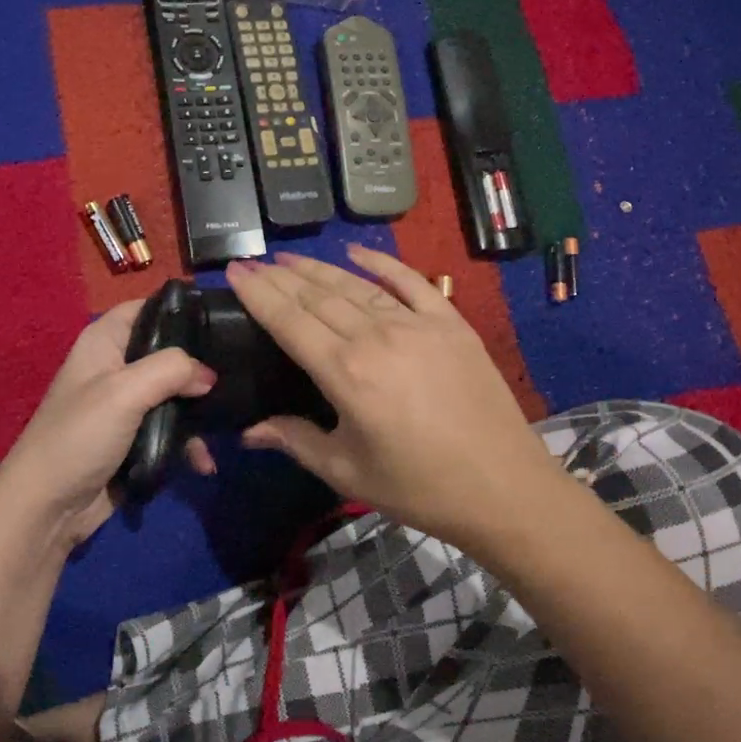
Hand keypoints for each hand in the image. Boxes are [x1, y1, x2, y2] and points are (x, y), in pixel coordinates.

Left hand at [0, 300, 217, 547]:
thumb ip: (171, 370)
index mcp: (104, 342)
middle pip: (168, 354)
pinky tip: (204, 462)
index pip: (146, 308)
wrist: (48, 507)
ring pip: (175, 396)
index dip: (180, 310)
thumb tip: (208, 375)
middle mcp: (116, 366)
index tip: (221, 319)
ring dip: (198, 415)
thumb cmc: (79, 436)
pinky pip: (171, 431)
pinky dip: (188, 444)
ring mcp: (125, 406)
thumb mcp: (124, 392)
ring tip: (223, 432)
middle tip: (238, 378)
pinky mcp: (135, 440)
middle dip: (199, 369)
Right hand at [224, 246, 560, 537]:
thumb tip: (249, 430)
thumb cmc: (419, 488)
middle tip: (251, 262)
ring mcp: (418, 325)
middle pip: (317, 296)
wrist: (505, 489)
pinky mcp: (451, 324)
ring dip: (317, 268)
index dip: (259, 294)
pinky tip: (356, 252)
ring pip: (356, 285)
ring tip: (286, 257)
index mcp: (346, 373)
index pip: (290, 320)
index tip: (235, 272)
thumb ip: (295, 440)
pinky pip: (411, 282)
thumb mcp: (347, 472)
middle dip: (279, 277)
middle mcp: (377, 337)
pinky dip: (382, 263)